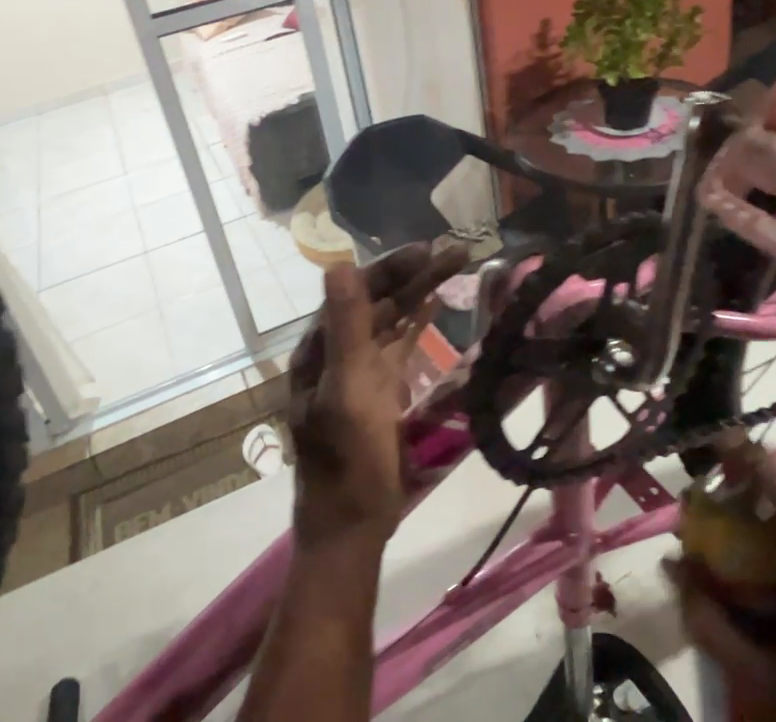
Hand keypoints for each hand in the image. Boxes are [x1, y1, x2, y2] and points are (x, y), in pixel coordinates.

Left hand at [287, 244, 465, 550]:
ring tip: (454, 270)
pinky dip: (413, 326)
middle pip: (375, 303)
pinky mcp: (376, 395)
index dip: (391, 267)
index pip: (355, 292)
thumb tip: (338, 264)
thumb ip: (346, 329)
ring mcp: (355, 375)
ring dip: (417, 296)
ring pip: (387, 323)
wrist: (352, 525)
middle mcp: (334, 355)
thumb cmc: (349, 462)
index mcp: (319, 350)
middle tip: (457, 253)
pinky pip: (395, 350)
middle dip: (413, 276)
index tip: (430, 250)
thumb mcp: (349, 392)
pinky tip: (433, 309)